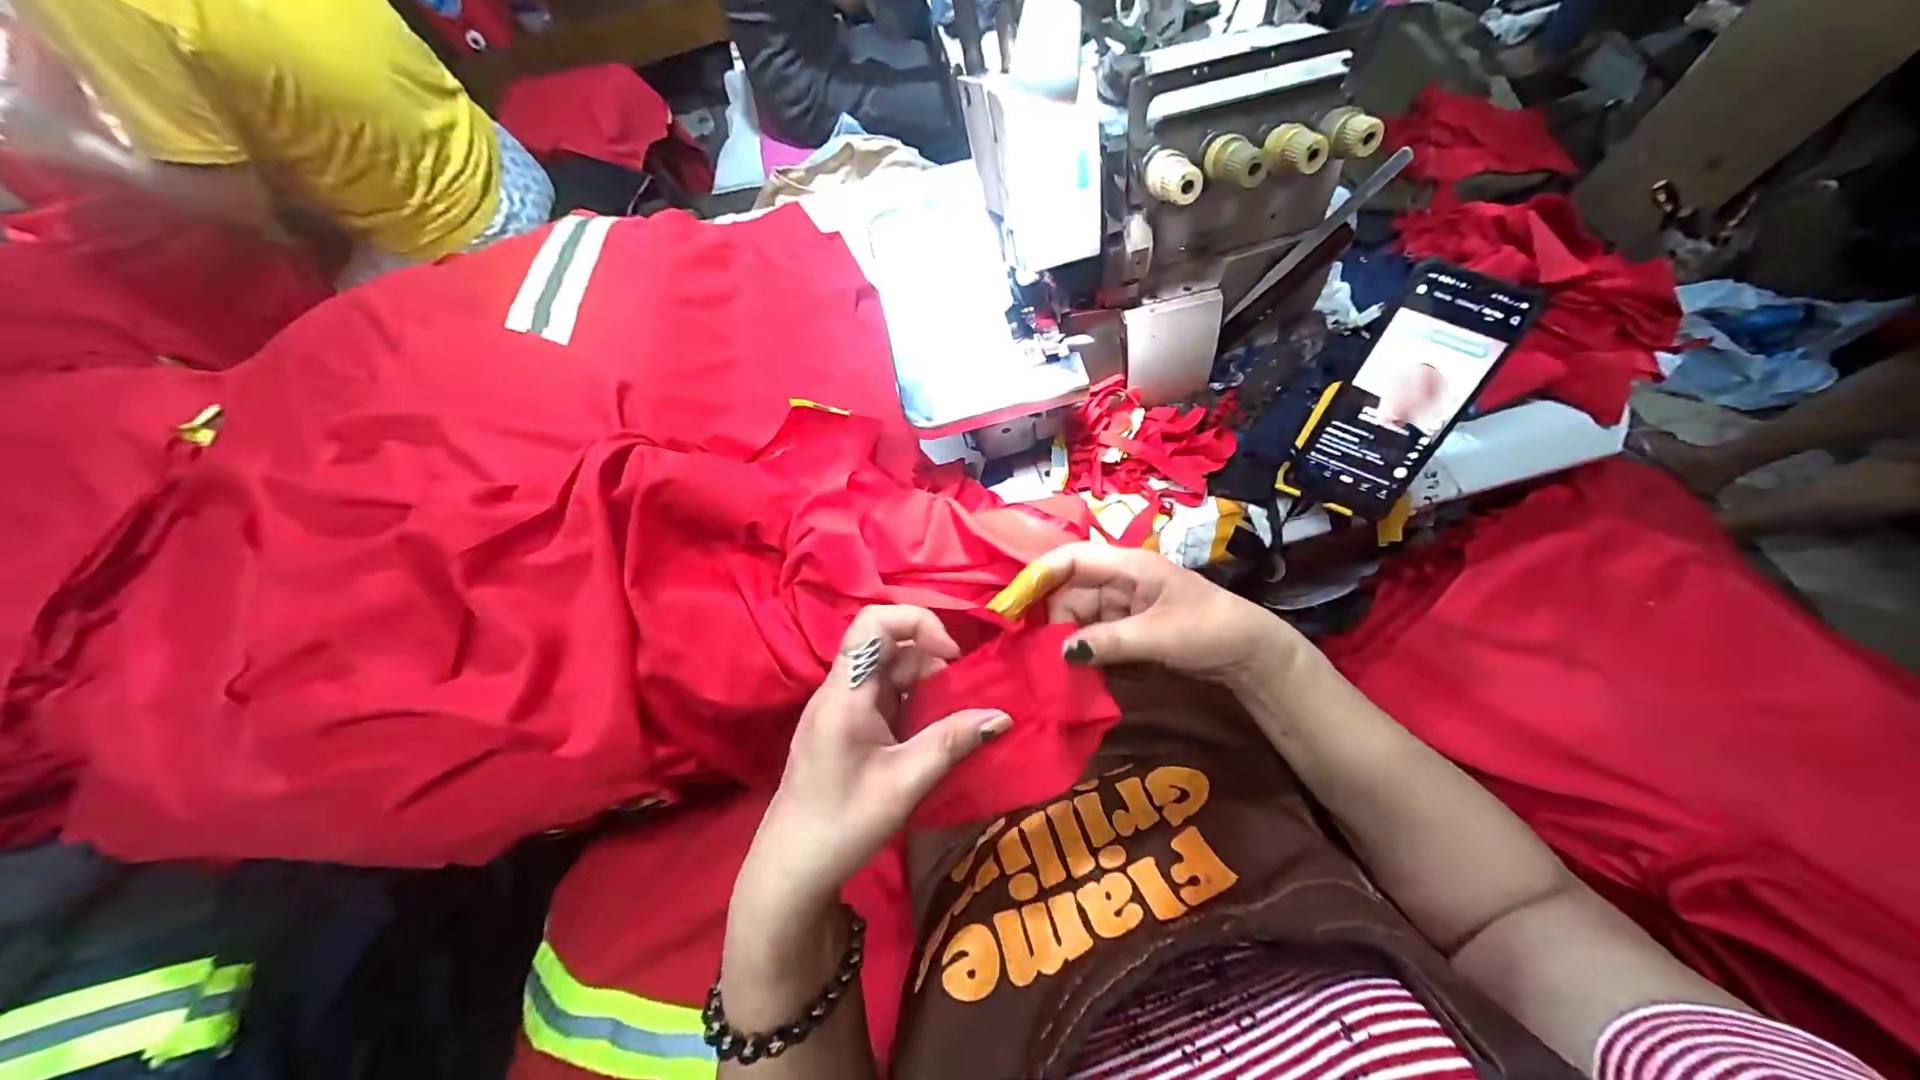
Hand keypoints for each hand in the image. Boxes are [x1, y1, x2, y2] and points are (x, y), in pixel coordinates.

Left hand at [731, 606, 1009, 931]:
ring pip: (890, 672)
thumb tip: (1002, 716)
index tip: (950, 656)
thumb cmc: (842, 824)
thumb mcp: (905, 783)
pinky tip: (928, 736)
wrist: (791, 868)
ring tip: (948, 723)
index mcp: (846, 693)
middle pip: (889, 647)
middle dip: (931, 663)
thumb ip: (952, 743)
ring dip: (925, 688)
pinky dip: (912, 706)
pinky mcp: (847, 726)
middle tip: (958, 703)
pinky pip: (885, 697)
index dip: (917, 622)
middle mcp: (841, 690)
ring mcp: (842, 708)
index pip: (874, 623)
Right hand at [1032, 542, 1309, 690]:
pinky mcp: (1128, 624)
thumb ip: (1109, 642)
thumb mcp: (1159, 636)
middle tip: (1048, 656)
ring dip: (1070, 639)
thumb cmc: (1210, 630)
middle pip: (1069, 590)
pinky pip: (1094, 632)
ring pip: (1078, 615)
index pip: (1071, 558)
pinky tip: (1081, 669)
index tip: (1013, 604)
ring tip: (1063, 669)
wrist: (1251, 653)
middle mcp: (1119, 578)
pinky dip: (1085, 649)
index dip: (1039, 575)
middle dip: (1055, 620)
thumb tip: (1062, 652)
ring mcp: (1123, 602)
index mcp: (1128, 565)